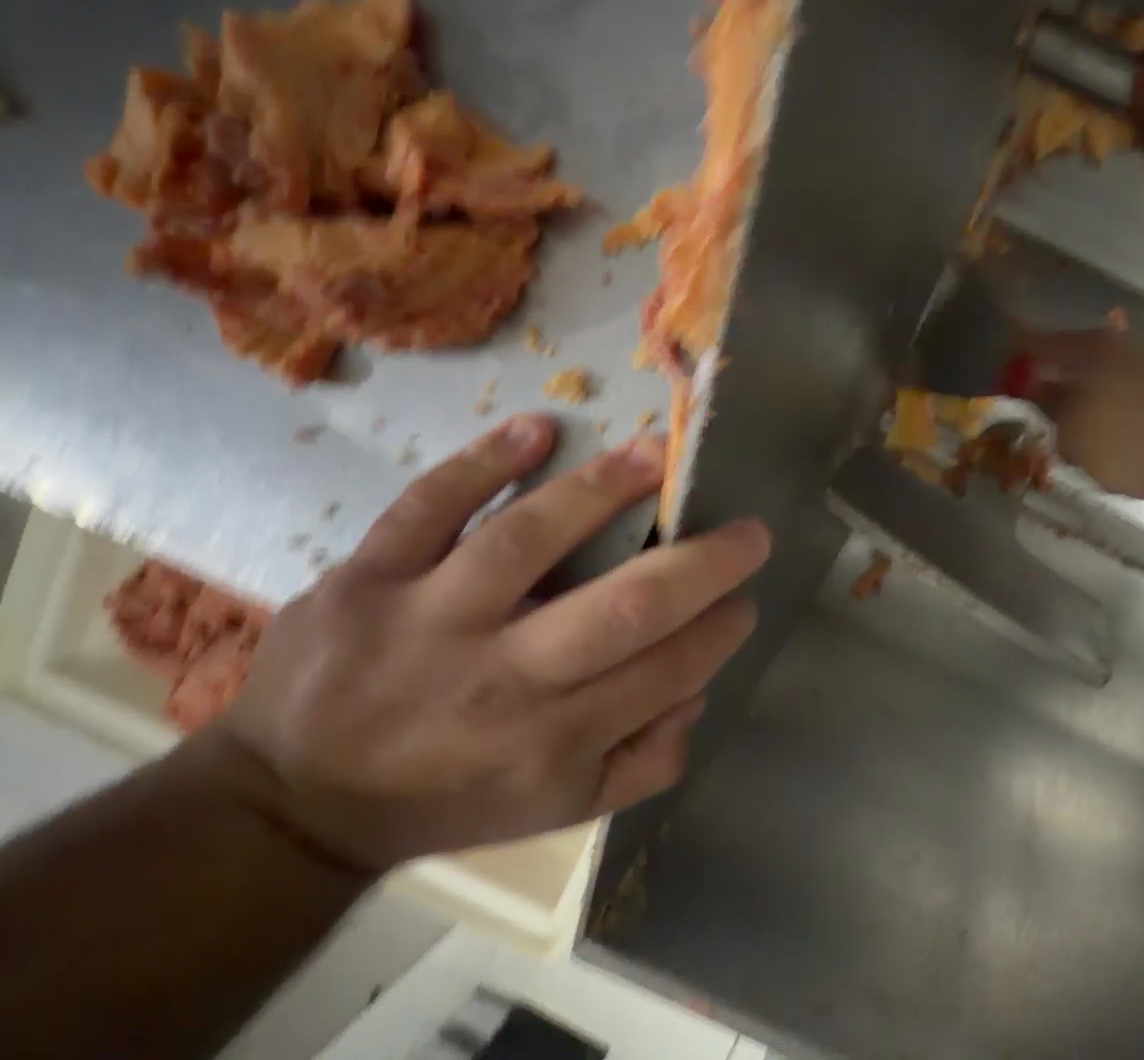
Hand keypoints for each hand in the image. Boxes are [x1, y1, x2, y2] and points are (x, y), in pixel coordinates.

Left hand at [197, 414, 770, 872]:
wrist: (297, 802)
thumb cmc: (452, 799)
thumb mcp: (561, 810)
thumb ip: (644, 763)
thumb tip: (696, 693)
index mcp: (556, 741)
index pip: (667, 671)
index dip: (719, 629)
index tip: (745, 598)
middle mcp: (503, 680)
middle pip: (622, 609)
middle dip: (701, 564)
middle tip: (750, 532)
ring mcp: (429, 620)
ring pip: (525, 540)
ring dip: (601, 490)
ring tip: (659, 453)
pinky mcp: (366, 578)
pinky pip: (428, 507)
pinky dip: (482, 463)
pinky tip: (540, 430)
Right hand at [1029, 331, 1143, 501]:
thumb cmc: (1134, 446)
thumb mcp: (1076, 438)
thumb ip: (1049, 412)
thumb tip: (1035, 394)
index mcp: (1093, 348)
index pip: (1038, 342)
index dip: (1013, 356)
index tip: (993, 371)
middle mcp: (1121, 347)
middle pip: (1071, 358)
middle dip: (1046, 378)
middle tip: (1024, 401)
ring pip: (1098, 377)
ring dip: (1076, 395)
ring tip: (1058, 423)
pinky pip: (1121, 393)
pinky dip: (1103, 407)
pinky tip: (1098, 432)